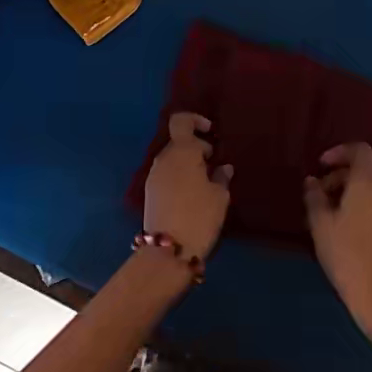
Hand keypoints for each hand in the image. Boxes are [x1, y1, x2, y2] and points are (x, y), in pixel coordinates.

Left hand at [143, 112, 232, 258]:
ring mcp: (153, 176)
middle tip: (214, 165)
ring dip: (188, 164)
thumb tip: (222, 168)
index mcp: (181, 152)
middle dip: (197, 148)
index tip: (211, 133)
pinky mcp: (150, 192)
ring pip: (172, 159)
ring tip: (206, 183)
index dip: (196, 120)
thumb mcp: (220, 196)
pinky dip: (179, 176)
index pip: (181, 121)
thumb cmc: (200, 217)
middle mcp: (163, 159)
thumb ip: (221, 177)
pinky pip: (167, 174)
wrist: (168, 250)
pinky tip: (192, 195)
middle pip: (179, 142)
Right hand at [304, 142, 371, 326]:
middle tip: (314, 198)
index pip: (360, 151)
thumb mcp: (320, 223)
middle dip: (335, 177)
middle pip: (360, 171)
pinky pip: (370, 204)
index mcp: (367, 184)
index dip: (339, 151)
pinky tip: (336, 228)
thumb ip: (314, 196)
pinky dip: (352, 205)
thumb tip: (312, 181)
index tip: (320, 165)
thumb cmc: (345, 253)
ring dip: (341, 193)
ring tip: (320, 217)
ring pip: (364, 189)